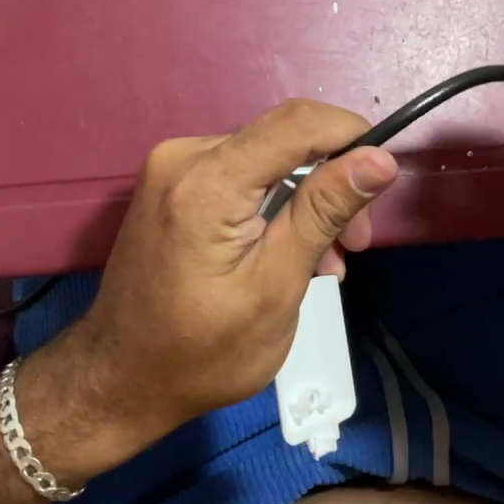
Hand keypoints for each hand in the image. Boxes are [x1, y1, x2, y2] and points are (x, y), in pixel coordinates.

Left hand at [68, 100, 398, 437]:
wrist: (119, 380)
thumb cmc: (200, 352)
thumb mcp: (276, 287)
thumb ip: (324, 212)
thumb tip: (379, 158)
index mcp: (206, 180)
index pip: (295, 123)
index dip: (350, 135)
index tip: (384, 176)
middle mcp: (184, 155)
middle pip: (281, 141)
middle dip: (329, 183)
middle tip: (355, 246)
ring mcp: (172, 166)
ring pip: (265, 159)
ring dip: (304, 201)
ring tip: (325, 263)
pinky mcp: (171, 182)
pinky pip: (239, 174)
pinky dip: (272, 205)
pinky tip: (287, 250)